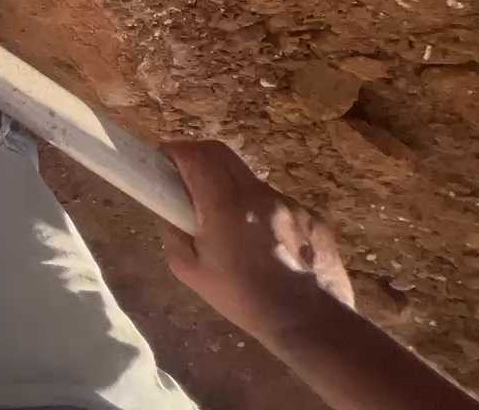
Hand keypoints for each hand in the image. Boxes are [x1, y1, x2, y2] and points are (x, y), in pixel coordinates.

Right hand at [161, 140, 355, 344]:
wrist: (316, 328)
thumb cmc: (244, 299)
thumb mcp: (187, 268)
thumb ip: (171, 229)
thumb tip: (168, 207)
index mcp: (224, 206)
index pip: (193, 154)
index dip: (172, 152)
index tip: (163, 166)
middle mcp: (259, 196)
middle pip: (219, 152)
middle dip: (195, 158)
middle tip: (186, 181)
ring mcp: (291, 205)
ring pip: (247, 177)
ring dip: (229, 187)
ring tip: (230, 223)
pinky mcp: (313, 218)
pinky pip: (275, 201)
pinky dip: (259, 209)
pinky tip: (263, 241)